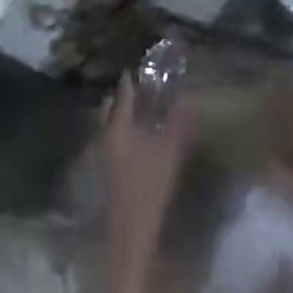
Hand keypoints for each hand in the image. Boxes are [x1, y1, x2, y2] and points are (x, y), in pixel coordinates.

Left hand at [102, 75, 193, 267]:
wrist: (133, 225)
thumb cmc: (151, 185)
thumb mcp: (169, 151)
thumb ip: (178, 123)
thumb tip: (187, 98)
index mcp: (117, 130)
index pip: (122, 97)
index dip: (130, 82)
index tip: (136, 67)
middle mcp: (106, 137)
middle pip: (111, 109)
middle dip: (124, 96)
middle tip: (140, 84)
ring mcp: (105, 153)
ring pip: (111, 124)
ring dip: (124, 112)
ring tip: (142, 104)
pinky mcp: (110, 166)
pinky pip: (115, 136)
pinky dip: (125, 127)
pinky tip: (141, 131)